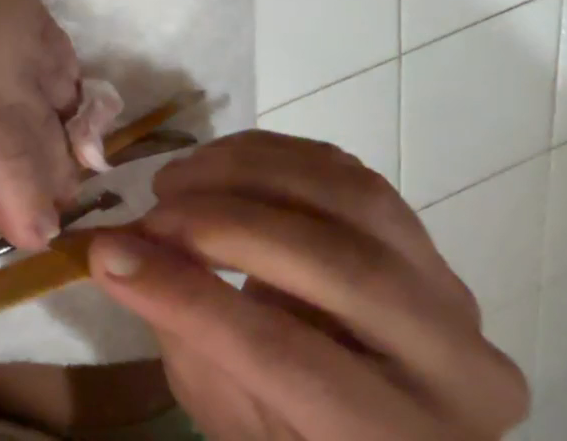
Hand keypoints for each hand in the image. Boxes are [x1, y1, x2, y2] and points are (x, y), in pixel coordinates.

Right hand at [88, 131, 529, 439]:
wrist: (372, 422)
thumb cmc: (287, 432)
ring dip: (244, 171)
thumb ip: (181, 331)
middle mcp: (459, 365)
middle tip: (149, 216)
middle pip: (342, 266)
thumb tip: (113, 251)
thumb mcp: (225, 413)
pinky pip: (347, 172)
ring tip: (174, 183)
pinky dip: (268, 154)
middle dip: (221, 224)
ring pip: (352, 197)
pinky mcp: (422, 241)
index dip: (188, 297)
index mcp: (400, 439)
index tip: (106, 252)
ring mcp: (452, 293)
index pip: (292, 359)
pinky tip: (214, 167)